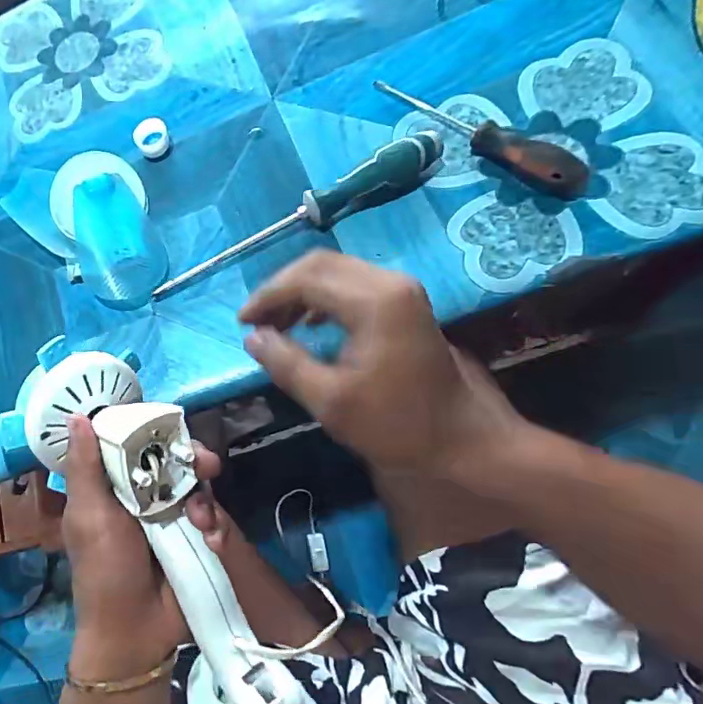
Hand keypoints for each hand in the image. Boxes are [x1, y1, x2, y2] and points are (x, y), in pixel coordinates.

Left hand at [58, 415, 188, 682]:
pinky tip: (212, 538)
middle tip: (208, 466)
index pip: (136, 443)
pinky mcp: (195, 538)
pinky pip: (212, 515)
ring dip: (204, 497)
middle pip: (174, 459)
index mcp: (112, 486)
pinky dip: (215, 524)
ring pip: (197, 485)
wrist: (136, 630)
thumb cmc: (104, 570)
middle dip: (194, 459)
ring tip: (203, 520)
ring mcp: (172, 516)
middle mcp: (143, 495)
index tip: (174, 426)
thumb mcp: (89, 516)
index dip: (156, 431)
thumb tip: (76, 416)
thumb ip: (86, 467)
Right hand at [238, 251, 535, 475]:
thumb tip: (252, 337)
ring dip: (300, 292)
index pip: (306, 278)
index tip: (242, 322)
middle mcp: (389, 282)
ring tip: (275, 324)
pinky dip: (323, 298)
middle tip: (255, 321)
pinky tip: (309, 325)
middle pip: (320, 264)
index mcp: (373, 302)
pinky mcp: (404, 302)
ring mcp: (401, 290)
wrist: (460, 439)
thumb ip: (286, 364)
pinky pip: (353, 284)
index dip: (267, 296)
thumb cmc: (395, 424)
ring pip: (336, 270)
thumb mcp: (330, 401)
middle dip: (281, 289)